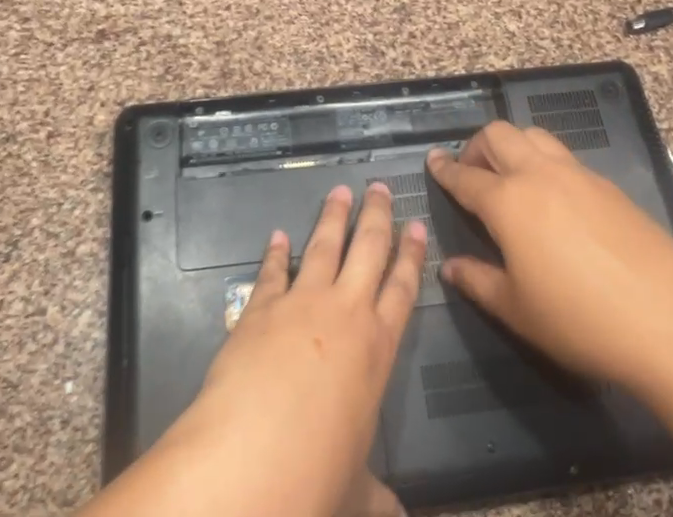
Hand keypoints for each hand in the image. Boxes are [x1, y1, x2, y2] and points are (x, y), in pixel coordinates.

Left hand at [170, 182, 426, 516]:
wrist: (255, 455)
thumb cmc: (319, 470)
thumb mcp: (359, 491)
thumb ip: (379, 498)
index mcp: (379, 348)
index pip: (404, 288)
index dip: (412, 255)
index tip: (417, 224)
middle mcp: (345, 314)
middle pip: (368, 251)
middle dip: (376, 216)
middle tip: (378, 187)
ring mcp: (301, 305)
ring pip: (324, 248)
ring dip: (333, 218)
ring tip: (339, 190)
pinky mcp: (259, 310)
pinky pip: (272, 272)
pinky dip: (275, 252)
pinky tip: (277, 236)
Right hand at [426, 122, 672, 385]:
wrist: (672, 321)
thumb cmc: (581, 320)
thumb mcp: (517, 310)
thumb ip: (478, 282)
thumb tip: (451, 267)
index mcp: (509, 202)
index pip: (466, 177)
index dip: (445, 170)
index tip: (432, 162)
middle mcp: (541, 176)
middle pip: (500, 135)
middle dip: (477, 147)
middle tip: (471, 173)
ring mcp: (581, 176)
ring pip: (536, 136)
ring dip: (514, 146)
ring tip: (510, 178)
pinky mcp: (612, 189)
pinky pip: (566, 159)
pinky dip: (546, 164)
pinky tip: (553, 201)